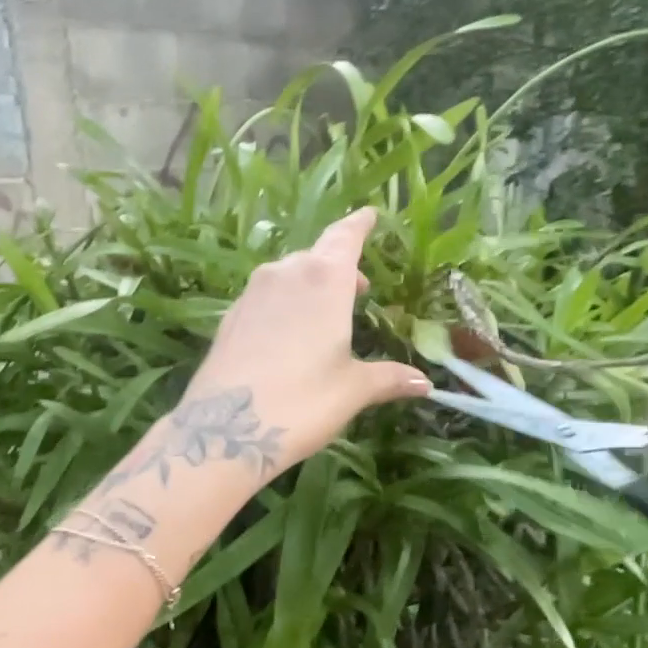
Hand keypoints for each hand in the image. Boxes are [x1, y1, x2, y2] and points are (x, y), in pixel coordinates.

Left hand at [175, 208, 430, 475]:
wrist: (224, 431)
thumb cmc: (301, 403)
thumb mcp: (352, 391)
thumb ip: (388, 378)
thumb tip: (423, 382)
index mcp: (324, 279)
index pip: (345, 236)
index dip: (359, 225)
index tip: (369, 216)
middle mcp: (284, 274)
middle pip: (315, 257)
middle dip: (338, 266)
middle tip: (358, 289)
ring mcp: (250, 295)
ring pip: (285, 276)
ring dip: (307, 286)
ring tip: (324, 314)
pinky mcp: (228, 320)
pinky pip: (263, 299)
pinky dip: (281, 306)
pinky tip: (287, 336)